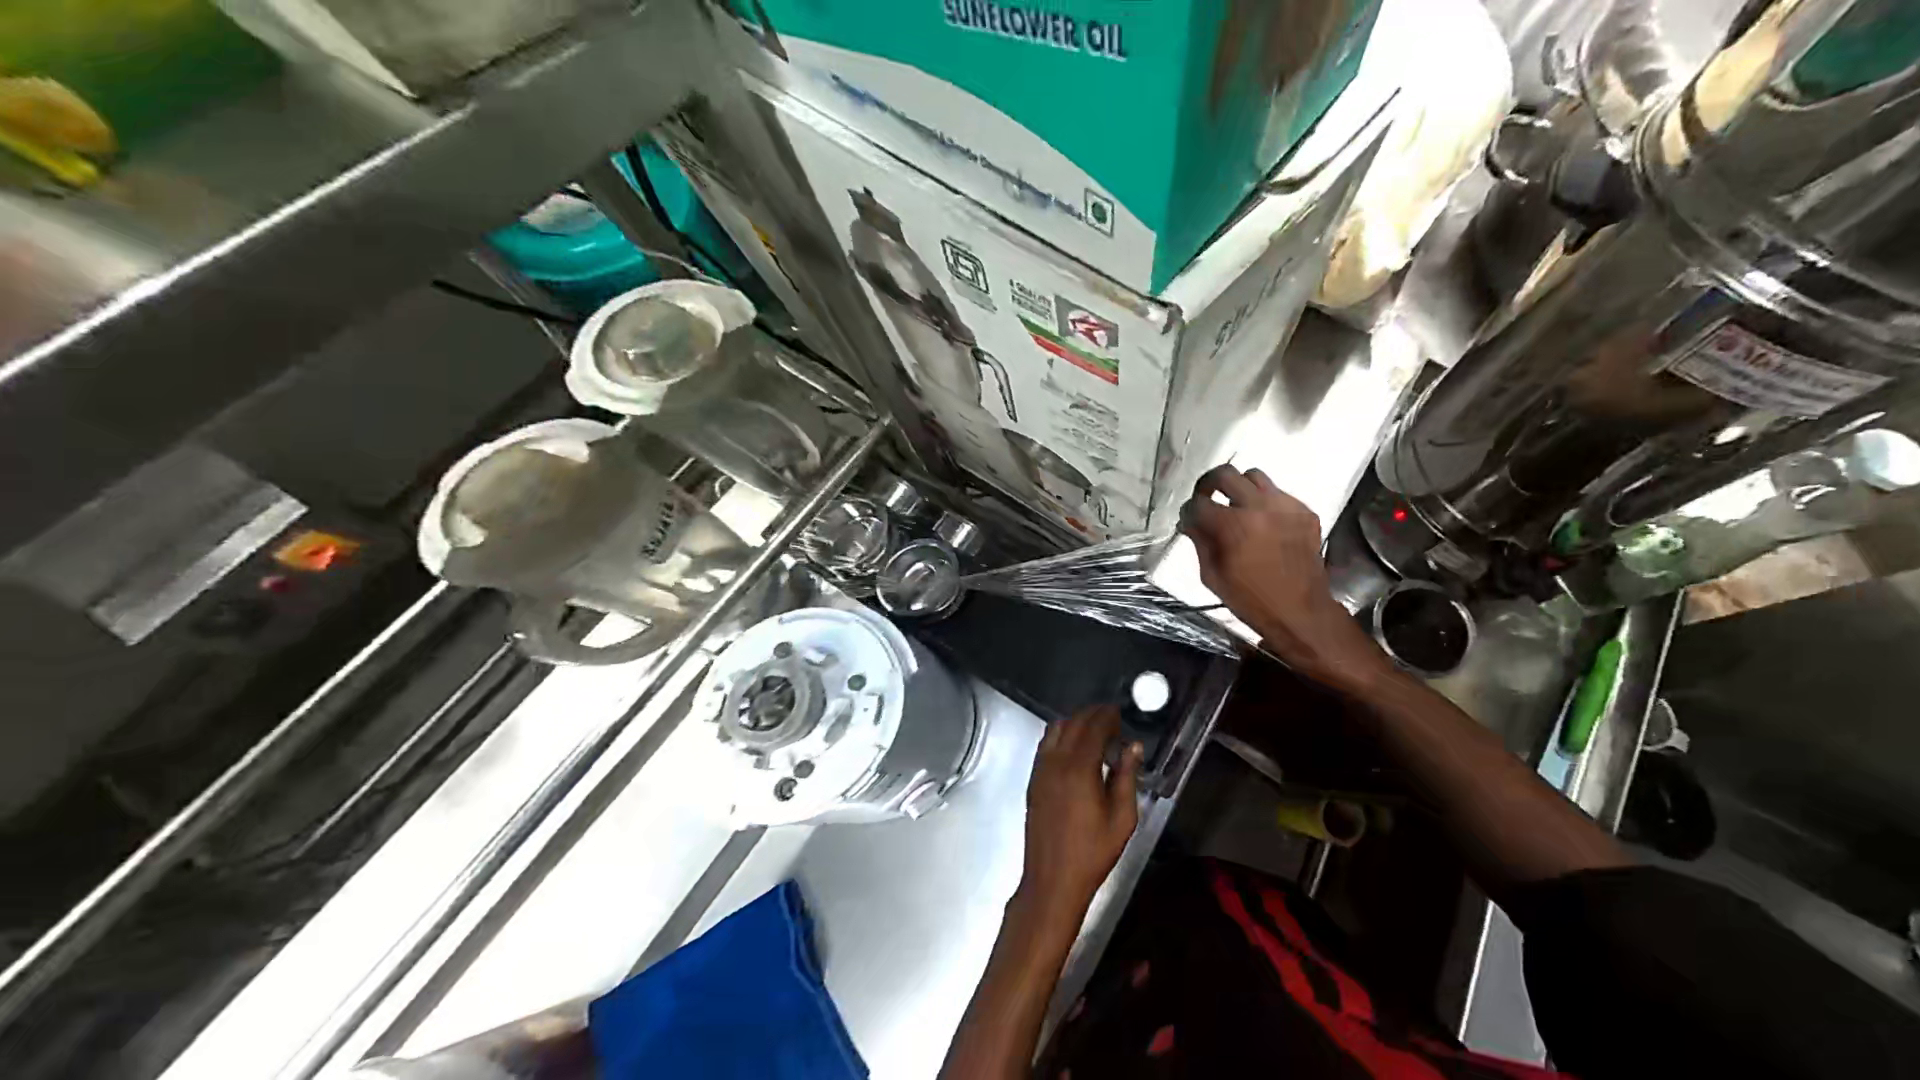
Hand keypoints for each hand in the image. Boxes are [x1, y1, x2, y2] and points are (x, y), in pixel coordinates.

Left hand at [1019, 707, 1140, 919]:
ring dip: (1075, 723)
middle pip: (1073, 724)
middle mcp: (1056, 761)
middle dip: (1092, 715)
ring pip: (1055, 731)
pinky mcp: (1034, 780)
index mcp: (1079, 768)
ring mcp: (1041, 770)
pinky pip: (1045, 745)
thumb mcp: (1122, 818)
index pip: (1093, 727)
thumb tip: (1133, 747)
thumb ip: (1127, 777)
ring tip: (1095, 732)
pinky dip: (1061, 736)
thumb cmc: (1093, 852)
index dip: (1107, 716)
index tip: (1119, 713)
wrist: (1053, 878)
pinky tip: (1076, 749)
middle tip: (1111, 718)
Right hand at [1181, 466, 1389, 689]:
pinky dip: (1265, 501)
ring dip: (1239, 487)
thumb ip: (1200, 542)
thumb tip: (1191, 523)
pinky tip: (1263, 522)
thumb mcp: (1212, 576)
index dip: (1189, 511)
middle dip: (1208, 484)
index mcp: (1233, 526)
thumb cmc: (1251, 600)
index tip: (1189, 519)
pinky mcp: (1305, 511)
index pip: (1199, 503)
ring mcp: (1286, 506)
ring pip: (1254, 476)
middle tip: (1206, 497)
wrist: (1301, 612)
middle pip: (1225, 474)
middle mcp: (1260, 507)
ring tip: (1237, 506)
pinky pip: (1278, 493)